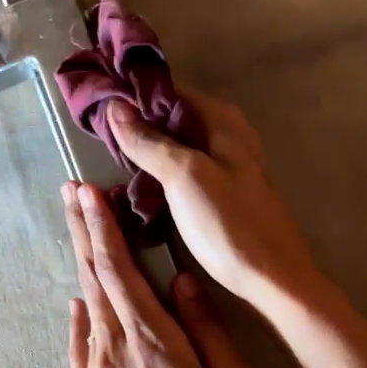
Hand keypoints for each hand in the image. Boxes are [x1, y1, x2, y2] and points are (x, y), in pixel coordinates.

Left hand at [62, 181, 263, 367]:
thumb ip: (209, 331)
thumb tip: (184, 280)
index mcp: (156, 349)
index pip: (120, 274)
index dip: (103, 229)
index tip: (89, 192)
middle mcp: (117, 358)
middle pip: (93, 281)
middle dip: (83, 231)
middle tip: (70, 191)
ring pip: (86, 308)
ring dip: (80, 263)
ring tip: (76, 226)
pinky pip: (79, 347)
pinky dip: (78, 315)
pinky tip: (78, 299)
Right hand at [104, 95, 322, 309]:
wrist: (273, 278)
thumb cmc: (230, 224)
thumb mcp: (184, 176)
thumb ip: (150, 141)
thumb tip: (116, 106)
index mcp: (222, 121)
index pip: (170, 89)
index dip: (133, 92)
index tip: (94, 99)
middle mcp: (227, 135)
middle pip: (172, 116)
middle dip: (135, 122)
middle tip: (93, 133)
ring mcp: (226, 165)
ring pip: (176, 145)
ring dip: (145, 151)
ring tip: (105, 159)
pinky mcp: (222, 193)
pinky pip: (183, 172)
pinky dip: (160, 175)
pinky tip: (136, 188)